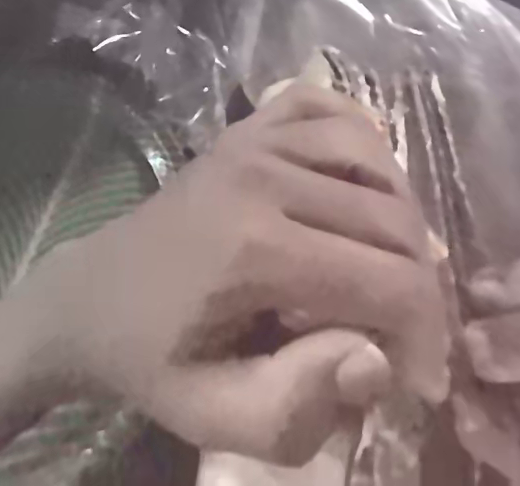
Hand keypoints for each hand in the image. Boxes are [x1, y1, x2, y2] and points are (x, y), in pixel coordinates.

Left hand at [36, 84, 450, 464]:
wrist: (92, 292)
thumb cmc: (153, 357)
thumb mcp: (208, 415)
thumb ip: (294, 407)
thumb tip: (377, 359)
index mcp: (256, 250)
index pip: (388, 281)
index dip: (427, 332)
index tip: (421, 377)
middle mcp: (264, 175)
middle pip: (391, 217)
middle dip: (423, 280)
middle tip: (410, 326)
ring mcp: (256, 138)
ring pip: (372, 153)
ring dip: (403, 207)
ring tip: (396, 255)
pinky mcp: (250, 124)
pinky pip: (326, 105)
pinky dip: (361, 131)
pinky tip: (367, 170)